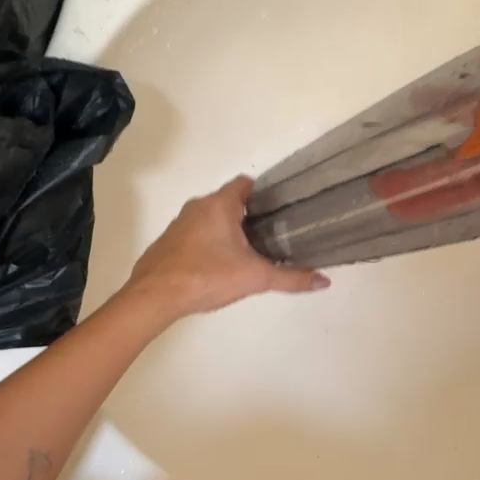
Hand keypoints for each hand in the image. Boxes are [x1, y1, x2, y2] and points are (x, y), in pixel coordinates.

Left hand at [120, 177, 327, 317]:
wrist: (155, 296)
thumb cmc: (207, 276)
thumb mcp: (255, 278)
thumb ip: (290, 278)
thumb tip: (323, 281)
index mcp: (219, 205)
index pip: (245, 184)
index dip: (263, 193)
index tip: (279, 209)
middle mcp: (197, 207)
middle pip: (229, 202)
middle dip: (249, 216)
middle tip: (271, 235)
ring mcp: (179, 224)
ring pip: (210, 219)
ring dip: (227, 231)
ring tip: (247, 253)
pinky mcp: (168, 243)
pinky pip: (195, 235)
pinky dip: (208, 244)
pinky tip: (218, 267)